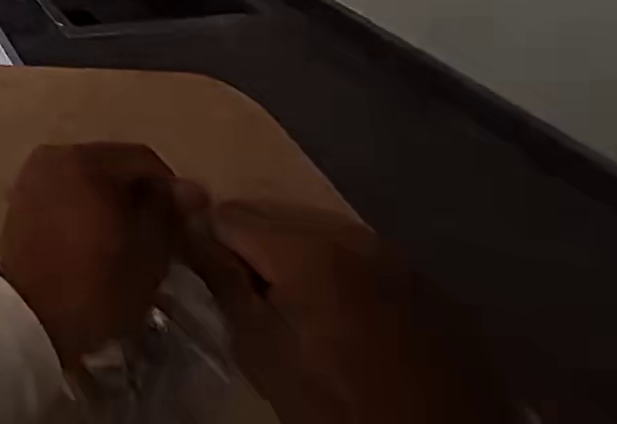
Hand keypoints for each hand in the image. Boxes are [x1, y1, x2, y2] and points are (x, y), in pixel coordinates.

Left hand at [0, 143, 186, 366]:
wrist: (30, 313)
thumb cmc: (96, 285)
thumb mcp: (148, 253)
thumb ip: (168, 213)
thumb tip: (191, 188)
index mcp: (83, 160)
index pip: (141, 158)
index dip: (170, 188)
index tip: (184, 223)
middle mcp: (53, 154)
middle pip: (111, 162)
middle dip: (138, 191)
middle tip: (158, 231)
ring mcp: (32, 172)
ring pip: (86, 174)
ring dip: (110, 197)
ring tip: (127, 235)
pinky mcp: (20, 193)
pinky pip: (63, 186)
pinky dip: (84, 202)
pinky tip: (95, 235)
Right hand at [186, 201, 513, 423]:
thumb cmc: (333, 404)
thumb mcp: (256, 345)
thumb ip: (219, 276)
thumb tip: (189, 229)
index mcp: (302, 246)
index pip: (225, 213)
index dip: (209, 240)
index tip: (210, 274)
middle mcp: (349, 235)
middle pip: (270, 215)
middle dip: (252, 244)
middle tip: (252, 292)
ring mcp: (394, 257)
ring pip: (314, 231)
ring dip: (294, 254)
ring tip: (298, 304)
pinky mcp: (427, 284)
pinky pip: (357, 256)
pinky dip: (337, 272)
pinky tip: (343, 314)